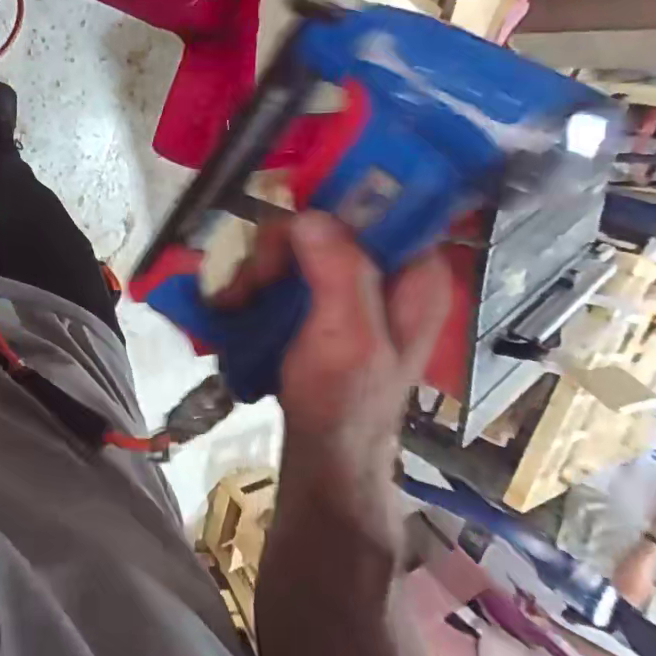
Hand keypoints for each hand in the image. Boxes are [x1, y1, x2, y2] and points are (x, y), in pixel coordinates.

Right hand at [217, 212, 451, 499]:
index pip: (385, 205)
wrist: (323, 452)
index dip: (336, 202)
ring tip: (239, 301)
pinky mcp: (322, 299)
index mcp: (417, 273)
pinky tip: (238, 303)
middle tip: (257, 281)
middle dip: (282, 247)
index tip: (290, 227)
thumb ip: (339, 273)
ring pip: (297, 244)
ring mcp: (352, 285)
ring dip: (260, 268)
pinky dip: (258, 281)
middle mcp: (388, 270)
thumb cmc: (343, 401)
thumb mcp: (348, 339)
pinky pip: (285, 267)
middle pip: (327, 223)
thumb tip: (310, 215)